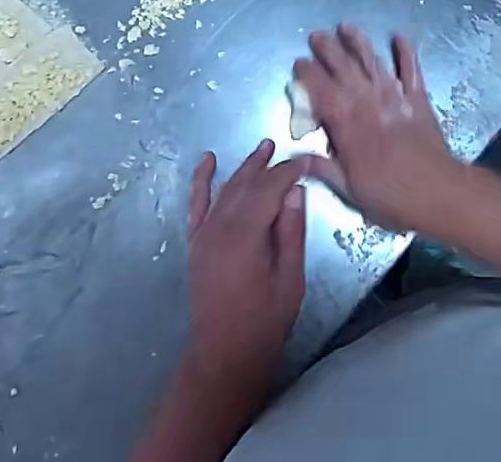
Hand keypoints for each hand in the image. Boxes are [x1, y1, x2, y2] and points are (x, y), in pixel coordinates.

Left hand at [183, 141, 307, 396]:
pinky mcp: (195, 240)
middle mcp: (220, 224)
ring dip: (244, 168)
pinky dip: (201, 179)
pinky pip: (197, 201)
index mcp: (246, 233)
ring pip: (226, 189)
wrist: (224, 352)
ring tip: (261, 150)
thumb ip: (291, 232)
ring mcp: (204, 231)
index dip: (288, 171)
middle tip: (283, 147)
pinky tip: (208, 160)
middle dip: (266, 164)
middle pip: (246, 184)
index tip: (305, 162)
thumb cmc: (264, 321)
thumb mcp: (290, 278)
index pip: (269, 188)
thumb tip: (295, 191)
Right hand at [296, 25, 462, 232]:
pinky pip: (411, 69)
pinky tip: (400, 37)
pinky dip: (406, 52)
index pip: (319, 90)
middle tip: (316, 35)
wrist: (440, 194)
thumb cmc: (391, 195)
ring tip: (346, 26)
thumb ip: (321, 168)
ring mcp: (394, 96)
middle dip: (327, 49)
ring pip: (372, 61)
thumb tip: (294, 159)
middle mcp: (366, 102)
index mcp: (346, 123)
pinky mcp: (418, 98)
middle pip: (342, 67)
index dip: (307, 74)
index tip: (299, 62)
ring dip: (358, 42)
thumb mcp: (349, 188)